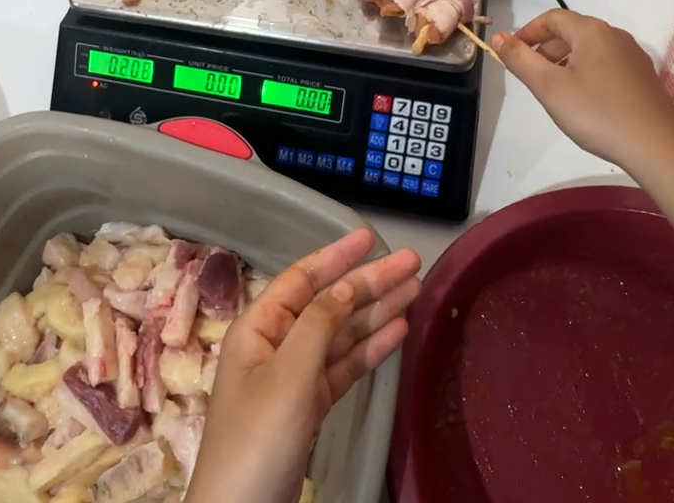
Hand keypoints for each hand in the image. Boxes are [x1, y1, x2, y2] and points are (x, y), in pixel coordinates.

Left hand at [184, 229, 420, 502]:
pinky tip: (397, 332)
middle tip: (411, 262)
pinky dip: (370, 349)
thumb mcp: (288, 374)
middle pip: (329, 304)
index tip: (369, 236)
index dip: (336, 256)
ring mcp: (294, 377)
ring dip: (376, 312)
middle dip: (369, 282)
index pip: (302, 279)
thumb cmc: (258, 437)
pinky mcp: (310, 407)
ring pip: (341, 334)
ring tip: (415, 290)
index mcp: (259, 327)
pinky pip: (343, 367)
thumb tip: (345, 285)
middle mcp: (276, 344)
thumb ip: (318, 324)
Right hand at [492, 9, 673, 182]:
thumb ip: (520, 60)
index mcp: (591, 31)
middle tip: (530, 76)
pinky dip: (586, 73)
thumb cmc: (597, 114)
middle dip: (545, 49)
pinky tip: (584, 101)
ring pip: (589, 49)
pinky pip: (606, 64)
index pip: (552, 18)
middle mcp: (615, 36)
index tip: (512, 54)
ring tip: (553, 91)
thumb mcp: (549, 87)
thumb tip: (499, 37)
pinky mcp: (643, 77)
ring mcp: (633, 56)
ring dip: (565, 62)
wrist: (658, 148)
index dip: (528, 32)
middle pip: (571, 31)